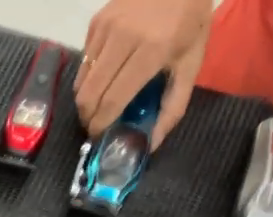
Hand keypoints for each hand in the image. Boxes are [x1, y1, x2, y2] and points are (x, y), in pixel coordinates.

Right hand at [74, 0, 210, 148]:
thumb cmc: (190, 18)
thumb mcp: (191, 62)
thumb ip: (174, 104)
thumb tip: (152, 143)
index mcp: (152, 50)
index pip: (113, 99)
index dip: (101, 124)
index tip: (99, 136)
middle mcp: (124, 39)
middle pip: (89, 94)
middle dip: (87, 117)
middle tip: (94, 125)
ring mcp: (107, 28)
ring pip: (81, 81)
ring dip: (85, 100)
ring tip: (96, 106)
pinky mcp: (97, 22)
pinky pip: (84, 62)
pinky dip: (88, 77)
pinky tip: (102, 78)